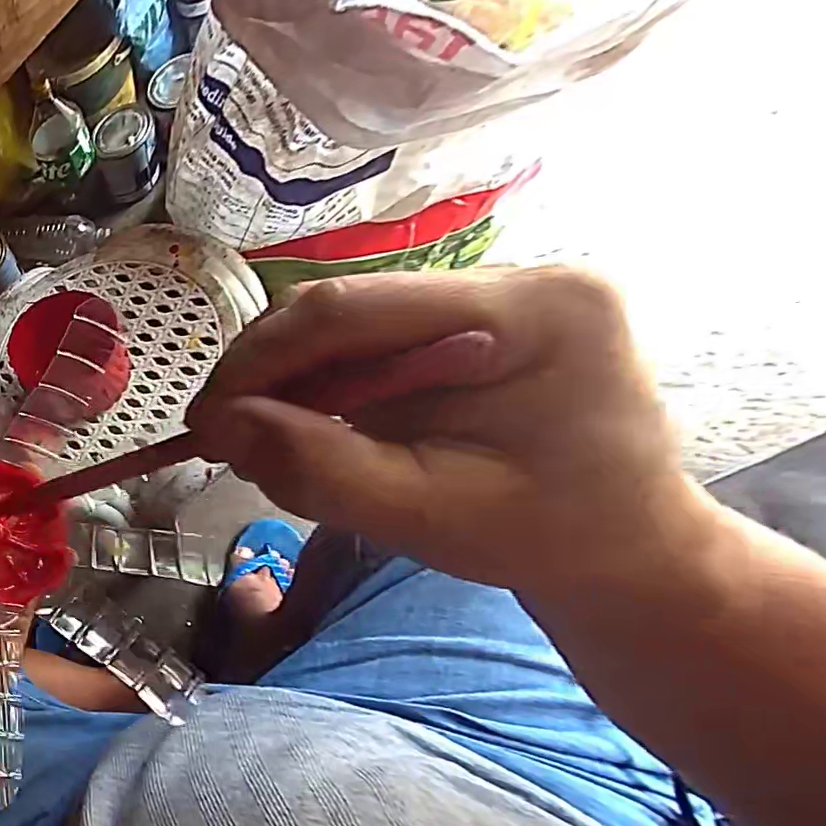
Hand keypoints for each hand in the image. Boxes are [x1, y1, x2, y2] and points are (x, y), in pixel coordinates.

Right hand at [184, 267, 716, 597]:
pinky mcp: (457, 326)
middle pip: (336, 310)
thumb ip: (315, 468)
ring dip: (280, 384)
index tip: (204, 420)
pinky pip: (356, 346)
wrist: (620, 544)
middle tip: (219, 437)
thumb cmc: (540, 536)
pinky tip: (301, 429)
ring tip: (257, 443)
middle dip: (261, 374)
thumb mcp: (420, 514)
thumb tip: (216, 425)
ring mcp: (481, 299)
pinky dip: (311, 389)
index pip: (348, 310)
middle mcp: (506, 281)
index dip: (256, 361)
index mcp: (527, 312)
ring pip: (335, 327)